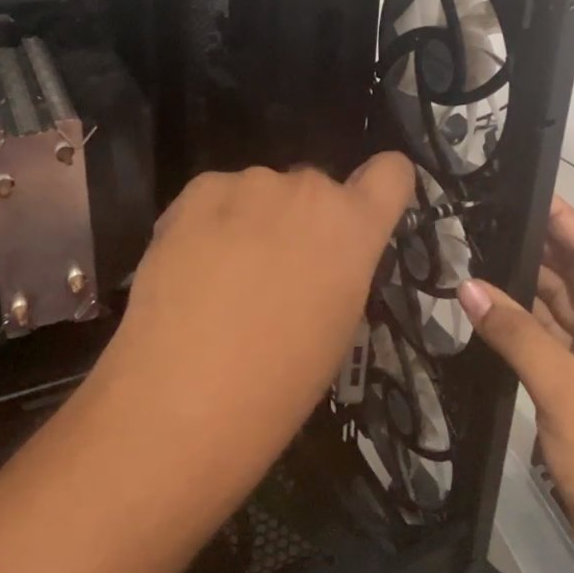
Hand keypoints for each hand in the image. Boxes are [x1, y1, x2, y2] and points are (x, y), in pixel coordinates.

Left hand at [100, 153, 414, 462]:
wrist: (182, 398)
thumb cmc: (278, 384)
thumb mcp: (337, 327)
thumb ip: (339, 271)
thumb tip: (318, 260)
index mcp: (353, 227)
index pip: (390, 174)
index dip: (378, 189)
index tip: (362, 211)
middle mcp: (307, 190)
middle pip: (313, 190)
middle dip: (299, 221)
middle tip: (272, 274)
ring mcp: (248, 185)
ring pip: (259, 194)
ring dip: (250, 222)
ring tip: (219, 279)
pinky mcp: (195, 191)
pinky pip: (213, 197)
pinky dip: (207, 224)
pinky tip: (187, 268)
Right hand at [459, 198, 573, 572]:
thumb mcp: (565, 392)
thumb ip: (517, 334)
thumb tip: (468, 285)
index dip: (564, 220)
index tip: (526, 189)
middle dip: (538, 250)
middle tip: (486, 219)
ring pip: (563, 312)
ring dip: (528, 288)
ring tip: (478, 254)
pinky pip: (555, 344)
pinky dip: (527, 327)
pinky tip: (491, 310)